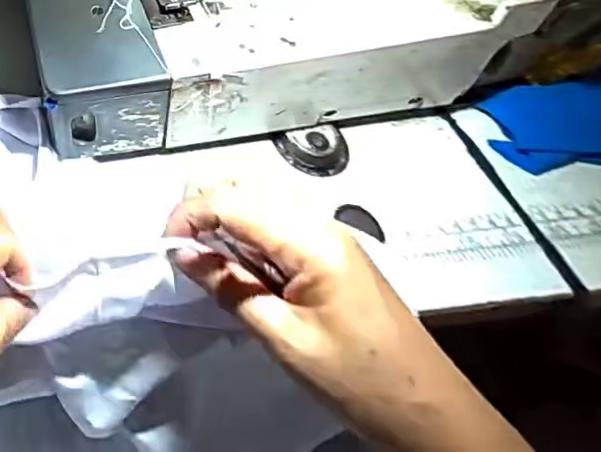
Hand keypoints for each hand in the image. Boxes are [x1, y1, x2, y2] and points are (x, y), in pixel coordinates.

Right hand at [166, 182, 528, 451]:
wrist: (434, 413)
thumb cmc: (362, 382)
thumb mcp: (286, 340)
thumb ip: (230, 288)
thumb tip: (184, 254)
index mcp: (310, 237)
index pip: (233, 201)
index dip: (191, 215)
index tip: (165, 244)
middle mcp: (318, 220)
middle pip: (245, 188)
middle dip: (205, 210)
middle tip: (182, 251)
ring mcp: (327, 231)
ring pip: (259, 201)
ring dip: (225, 222)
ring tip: (206, 260)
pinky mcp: (330, 248)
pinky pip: (276, 222)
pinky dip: (248, 235)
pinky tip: (240, 266)